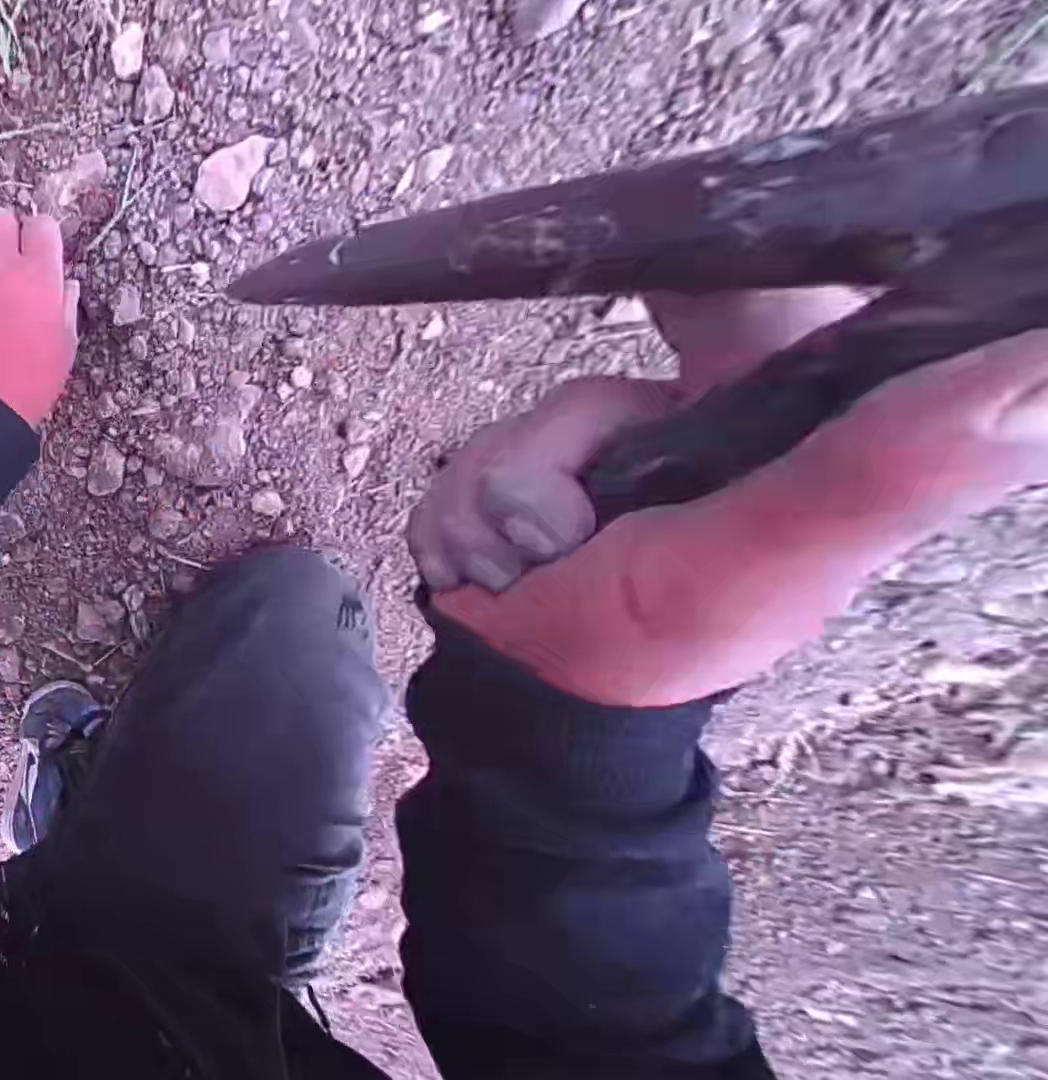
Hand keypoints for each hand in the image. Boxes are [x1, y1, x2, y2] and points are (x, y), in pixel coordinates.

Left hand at [0, 208, 80, 425]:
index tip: (44, 248)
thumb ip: (66, 304)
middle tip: (14, 253)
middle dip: (8, 230)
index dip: (44, 235)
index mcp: (39, 277)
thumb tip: (66, 284)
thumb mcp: (66, 342)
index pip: (42, 224)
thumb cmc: (35, 378)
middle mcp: (1, 269)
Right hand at [413, 290, 1047, 705]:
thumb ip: (870, 475)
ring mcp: (559, 466)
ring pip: (491, 442)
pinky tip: (468, 570)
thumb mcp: (755, 569)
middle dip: (529, 478)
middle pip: (570, 400)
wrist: (518, 692)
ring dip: (478, 519)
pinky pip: (445, 478)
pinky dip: (443, 531)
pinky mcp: (490, 488)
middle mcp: (654, 439)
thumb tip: (1035, 367)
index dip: (707, 281)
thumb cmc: (638, 644)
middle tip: (549, 544)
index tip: (662, 275)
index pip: (754, 311)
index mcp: (748, 436)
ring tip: (504, 574)